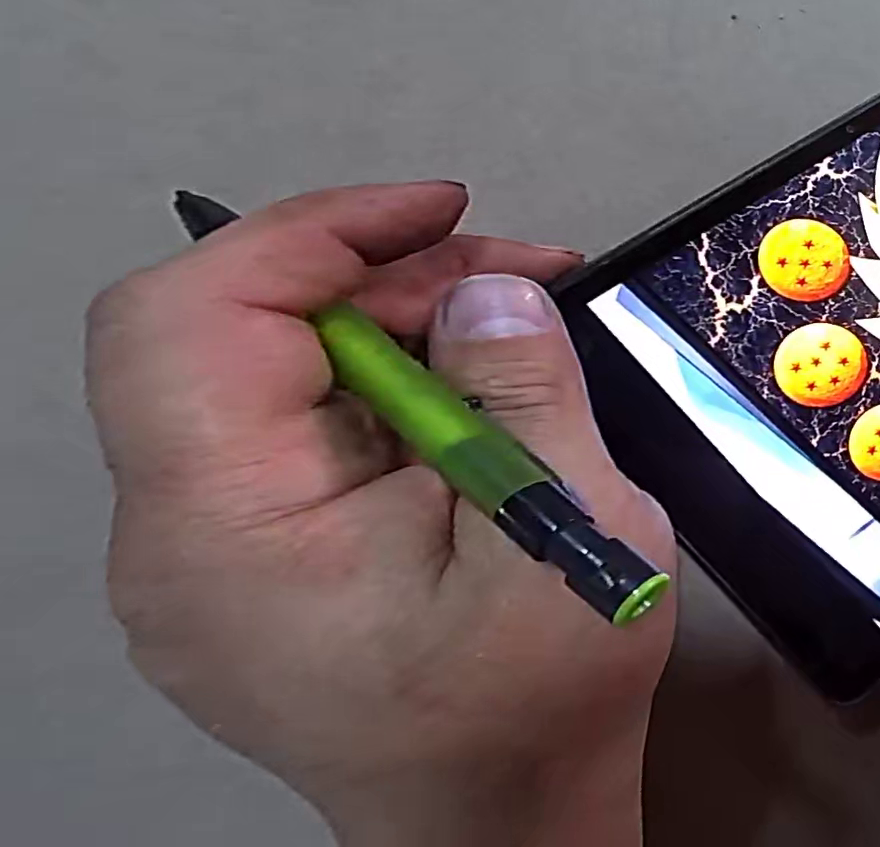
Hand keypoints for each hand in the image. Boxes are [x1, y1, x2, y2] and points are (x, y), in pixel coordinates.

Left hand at [85, 183, 675, 846]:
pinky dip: (428, 378)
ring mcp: (249, 540)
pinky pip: (345, 423)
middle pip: (262, 335)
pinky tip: (505, 386)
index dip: (321, 233)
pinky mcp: (304, 545)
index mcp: (236, 526)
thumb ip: (529, 399)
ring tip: (535, 317)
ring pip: (310, 375)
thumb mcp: (564, 526)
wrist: (515, 807)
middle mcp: (204, 526)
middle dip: (406, 276)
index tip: (450, 208)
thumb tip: (494, 292)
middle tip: (536, 272)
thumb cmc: (543, 682)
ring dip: (425, 324)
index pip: (201, 320)